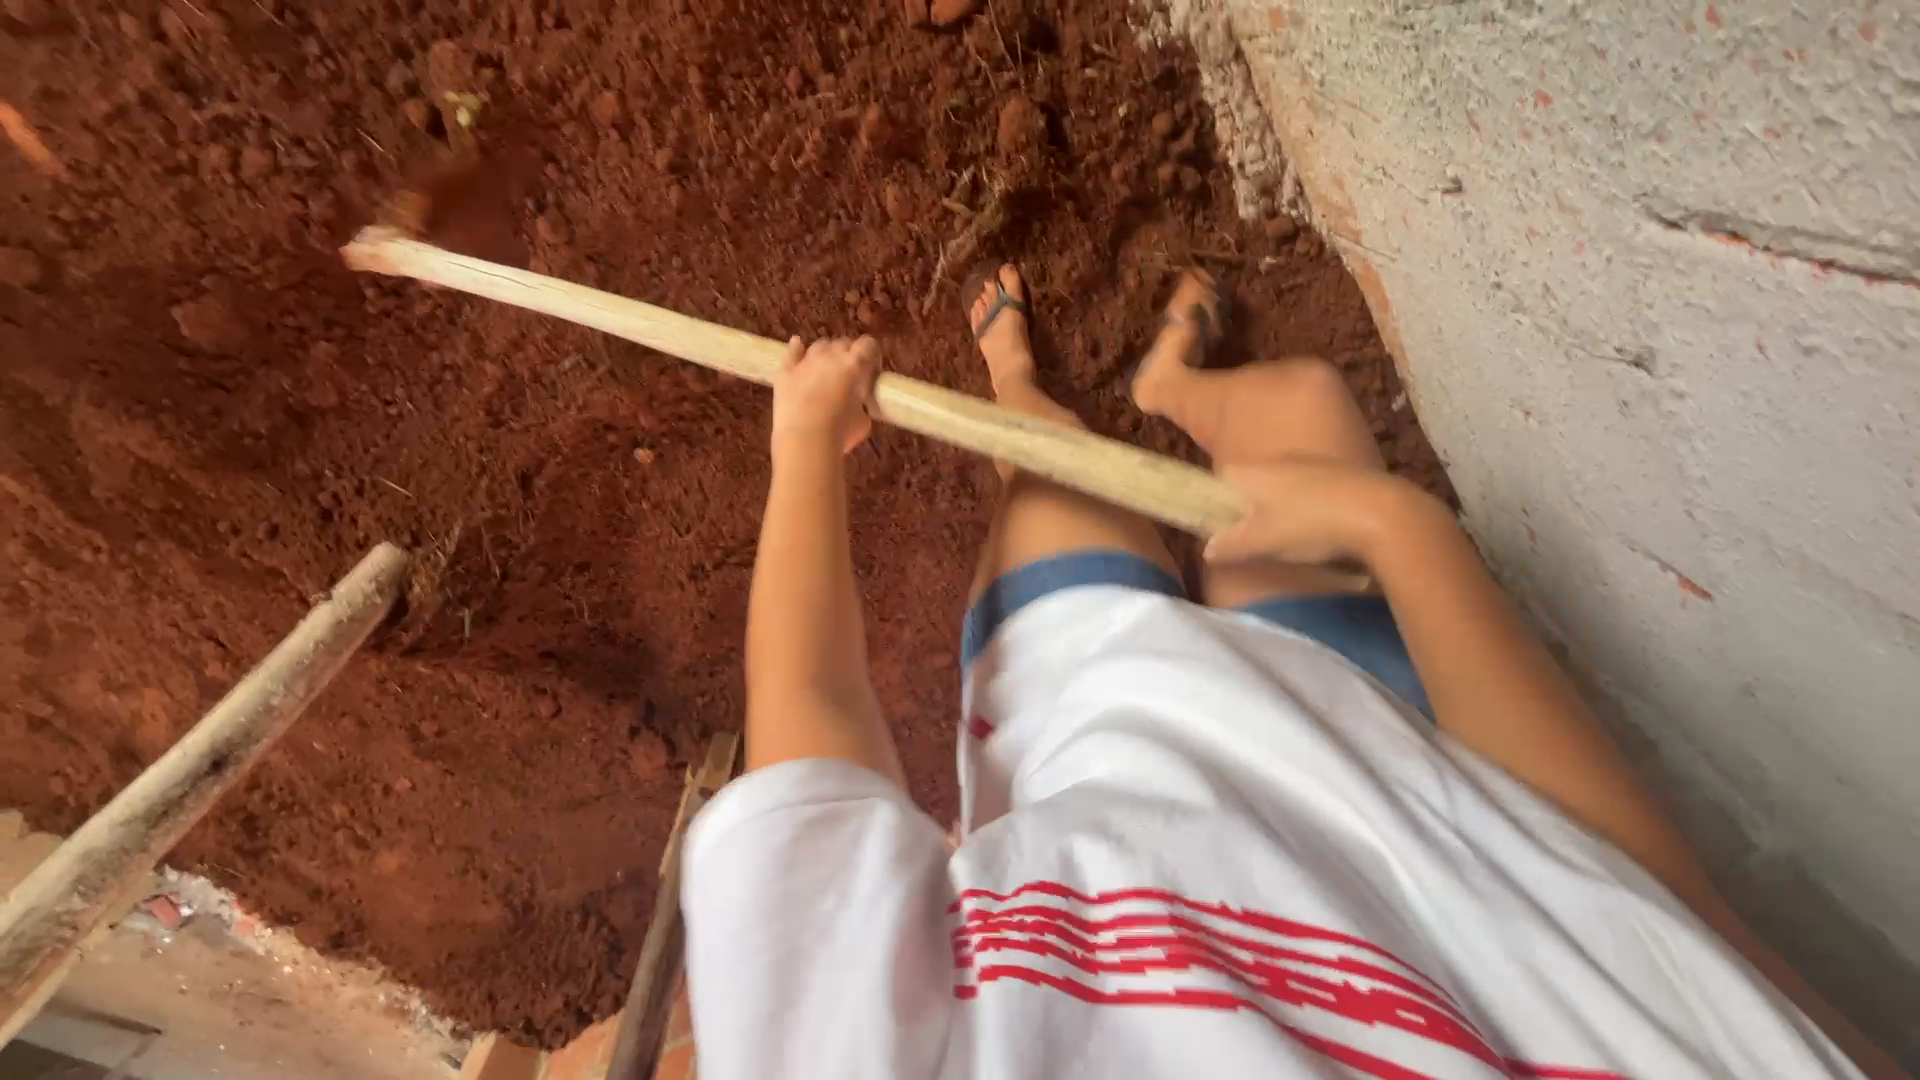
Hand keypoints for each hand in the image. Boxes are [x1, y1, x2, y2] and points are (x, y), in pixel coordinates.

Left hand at [771, 336, 880, 458]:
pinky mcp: (786, 371)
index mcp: (854, 365)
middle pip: (843, 343)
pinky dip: (797, 348)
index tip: (871, 366)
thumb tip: (857, 405)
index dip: (871, 353)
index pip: (868, 344)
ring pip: (819, 345)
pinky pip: (791, 352)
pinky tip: (798, 345)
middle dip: (849, 354)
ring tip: (827, 368)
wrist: (805, 440)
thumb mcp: (863, 421)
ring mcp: (806, 362)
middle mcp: (830, 356)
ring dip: (826, 353)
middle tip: (850, 373)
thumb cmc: (840, 432)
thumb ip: (862, 405)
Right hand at [1204, 459, 1435, 567]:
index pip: (1222, 475)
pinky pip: (1311, 486)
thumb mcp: (1262, 542)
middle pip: (1252, 479)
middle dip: (1247, 503)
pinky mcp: (1341, 473)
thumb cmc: (1310, 524)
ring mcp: (1313, 463)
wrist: (1381, 512)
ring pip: (1282, 482)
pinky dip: (1307, 504)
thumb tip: (1206, 549)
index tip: (1218, 521)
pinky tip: (1318, 527)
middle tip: (1251, 534)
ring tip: (1286, 534)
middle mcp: (1279, 460)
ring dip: (1279, 504)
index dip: (1214, 497)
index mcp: (1254, 472)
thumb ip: (1230, 545)